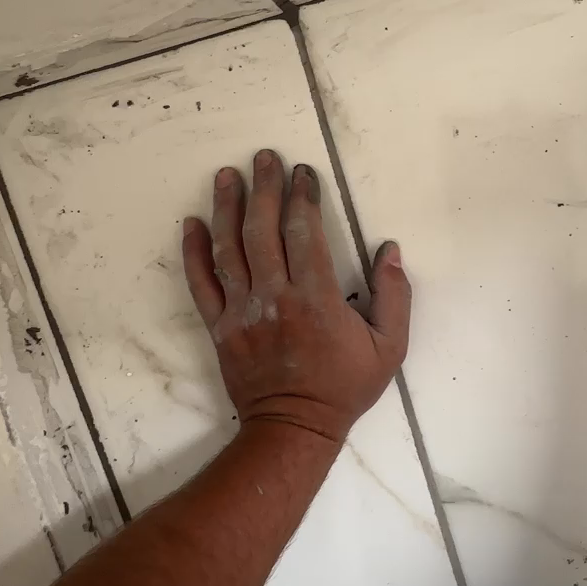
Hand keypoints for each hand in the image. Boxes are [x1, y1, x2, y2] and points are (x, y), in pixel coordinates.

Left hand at [180, 149, 411, 443]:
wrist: (294, 428)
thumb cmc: (345, 387)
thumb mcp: (390, 347)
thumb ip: (395, 296)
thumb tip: (390, 251)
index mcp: (317, 298)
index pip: (305, 232)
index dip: (303, 197)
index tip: (302, 172)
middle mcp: (274, 297)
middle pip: (263, 230)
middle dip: (263, 188)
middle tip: (263, 157)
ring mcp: (241, 311)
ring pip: (228, 248)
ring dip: (226, 207)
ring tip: (226, 175)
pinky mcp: (219, 326)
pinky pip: (201, 283)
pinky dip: (193, 251)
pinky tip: (192, 222)